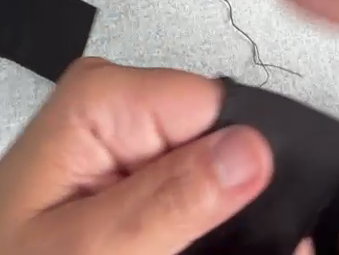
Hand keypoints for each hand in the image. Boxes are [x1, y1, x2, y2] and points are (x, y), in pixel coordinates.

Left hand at [0, 58, 276, 254]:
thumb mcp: (86, 251)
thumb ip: (170, 199)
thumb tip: (252, 148)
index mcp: (105, 99)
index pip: (217, 104)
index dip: (242, 165)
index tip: (247, 219)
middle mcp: (115, 106)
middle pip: (216, 139)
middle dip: (226, 201)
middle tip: (197, 248)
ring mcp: (120, 140)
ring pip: (206, 172)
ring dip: (209, 220)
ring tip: (172, 248)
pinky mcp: (121, 174)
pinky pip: (179, 190)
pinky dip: (187, 227)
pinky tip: (171, 246)